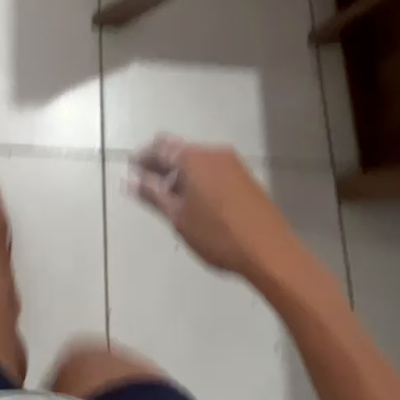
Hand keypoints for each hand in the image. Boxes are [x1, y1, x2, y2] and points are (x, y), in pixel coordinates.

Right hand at [129, 135, 300, 277]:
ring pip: (197, 162)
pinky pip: (213, 170)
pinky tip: (196, 204)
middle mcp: (213, 152)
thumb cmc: (218, 235)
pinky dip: (199, 180)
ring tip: (170, 201)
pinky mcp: (246, 178)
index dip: (142, 158)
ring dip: (180, 175)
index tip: (131, 173)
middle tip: (147, 189)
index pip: (159, 146)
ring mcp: (233, 164)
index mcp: (193, 157)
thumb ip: (151, 194)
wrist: (272, 253)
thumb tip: (127, 181)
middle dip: (161, 167)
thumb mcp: (178, 217)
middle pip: (179, 151)